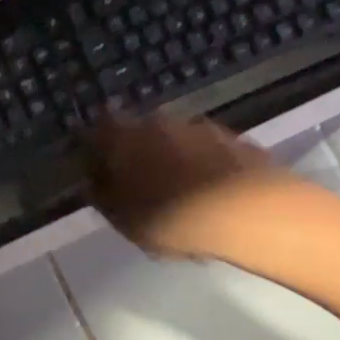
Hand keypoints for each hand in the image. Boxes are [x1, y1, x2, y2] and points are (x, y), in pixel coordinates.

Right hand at [84, 114, 293, 258]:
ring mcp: (196, 126)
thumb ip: (101, 196)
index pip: (94, 132)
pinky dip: (200, 165)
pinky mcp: (231, 138)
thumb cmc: (171, 216)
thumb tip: (90, 182)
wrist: (249, 210)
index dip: (92, 151)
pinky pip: (204, 150)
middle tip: (136, 185)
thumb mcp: (122, 218)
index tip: (95, 172)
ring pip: (171, 140)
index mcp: (121, 137)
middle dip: (133, 153)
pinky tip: (207, 194)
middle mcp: (156, 121)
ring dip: (169, 158)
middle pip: (134, 132)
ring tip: (176, 193)